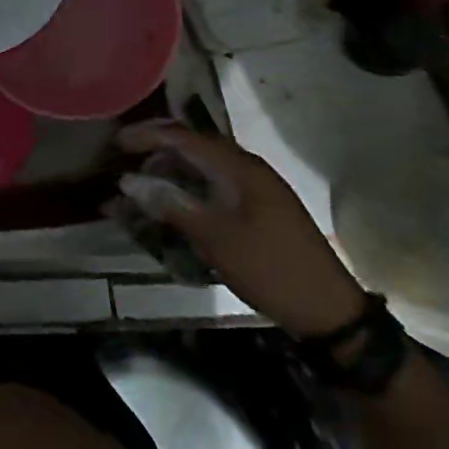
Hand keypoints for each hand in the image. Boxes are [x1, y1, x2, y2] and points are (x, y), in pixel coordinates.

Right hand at [110, 121, 365, 336]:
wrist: (331, 313)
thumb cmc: (269, 268)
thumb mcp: (214, 238)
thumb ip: (170, 204)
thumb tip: (127, 180)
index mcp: (239, 168)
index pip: (184, 137)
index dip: (147, 135)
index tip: (117, 143)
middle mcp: (249, 168)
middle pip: (195, 144)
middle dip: (158, 146)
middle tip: (128, 157)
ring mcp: (258, 187)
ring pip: (206, 163)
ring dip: (174, 166)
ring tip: (147, 181)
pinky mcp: (261, 206)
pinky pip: (216, 180)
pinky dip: (191, 183)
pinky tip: (178, 200)